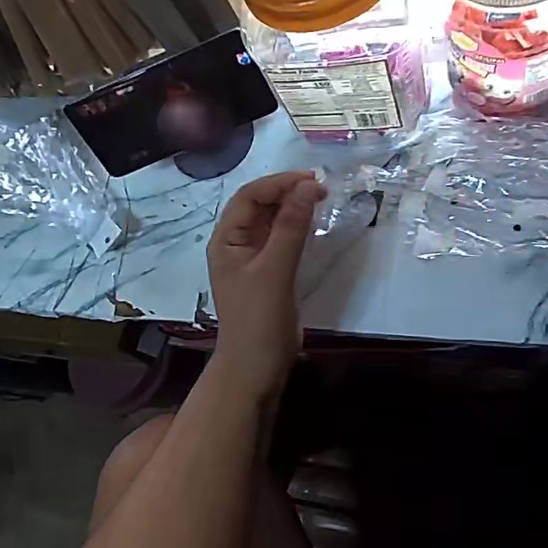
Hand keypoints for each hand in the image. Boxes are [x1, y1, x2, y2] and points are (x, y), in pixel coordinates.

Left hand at [206, 171, 323, 392]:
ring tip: (321, 200)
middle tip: (321, 188)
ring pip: (271, 221)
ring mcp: (252, 259)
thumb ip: (291, 227)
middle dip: (286, 192)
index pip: (249, 196)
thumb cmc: (258, 318)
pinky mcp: (268, 273)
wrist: (256, 367)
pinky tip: (313, 223)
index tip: (312, 180)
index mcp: (226, 240)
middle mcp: (235, 244)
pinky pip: (280, 239)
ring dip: (292, 207)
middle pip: (259, 205)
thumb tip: (308, 187)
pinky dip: (296, 227)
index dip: (279, 183)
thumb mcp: (275, 270)